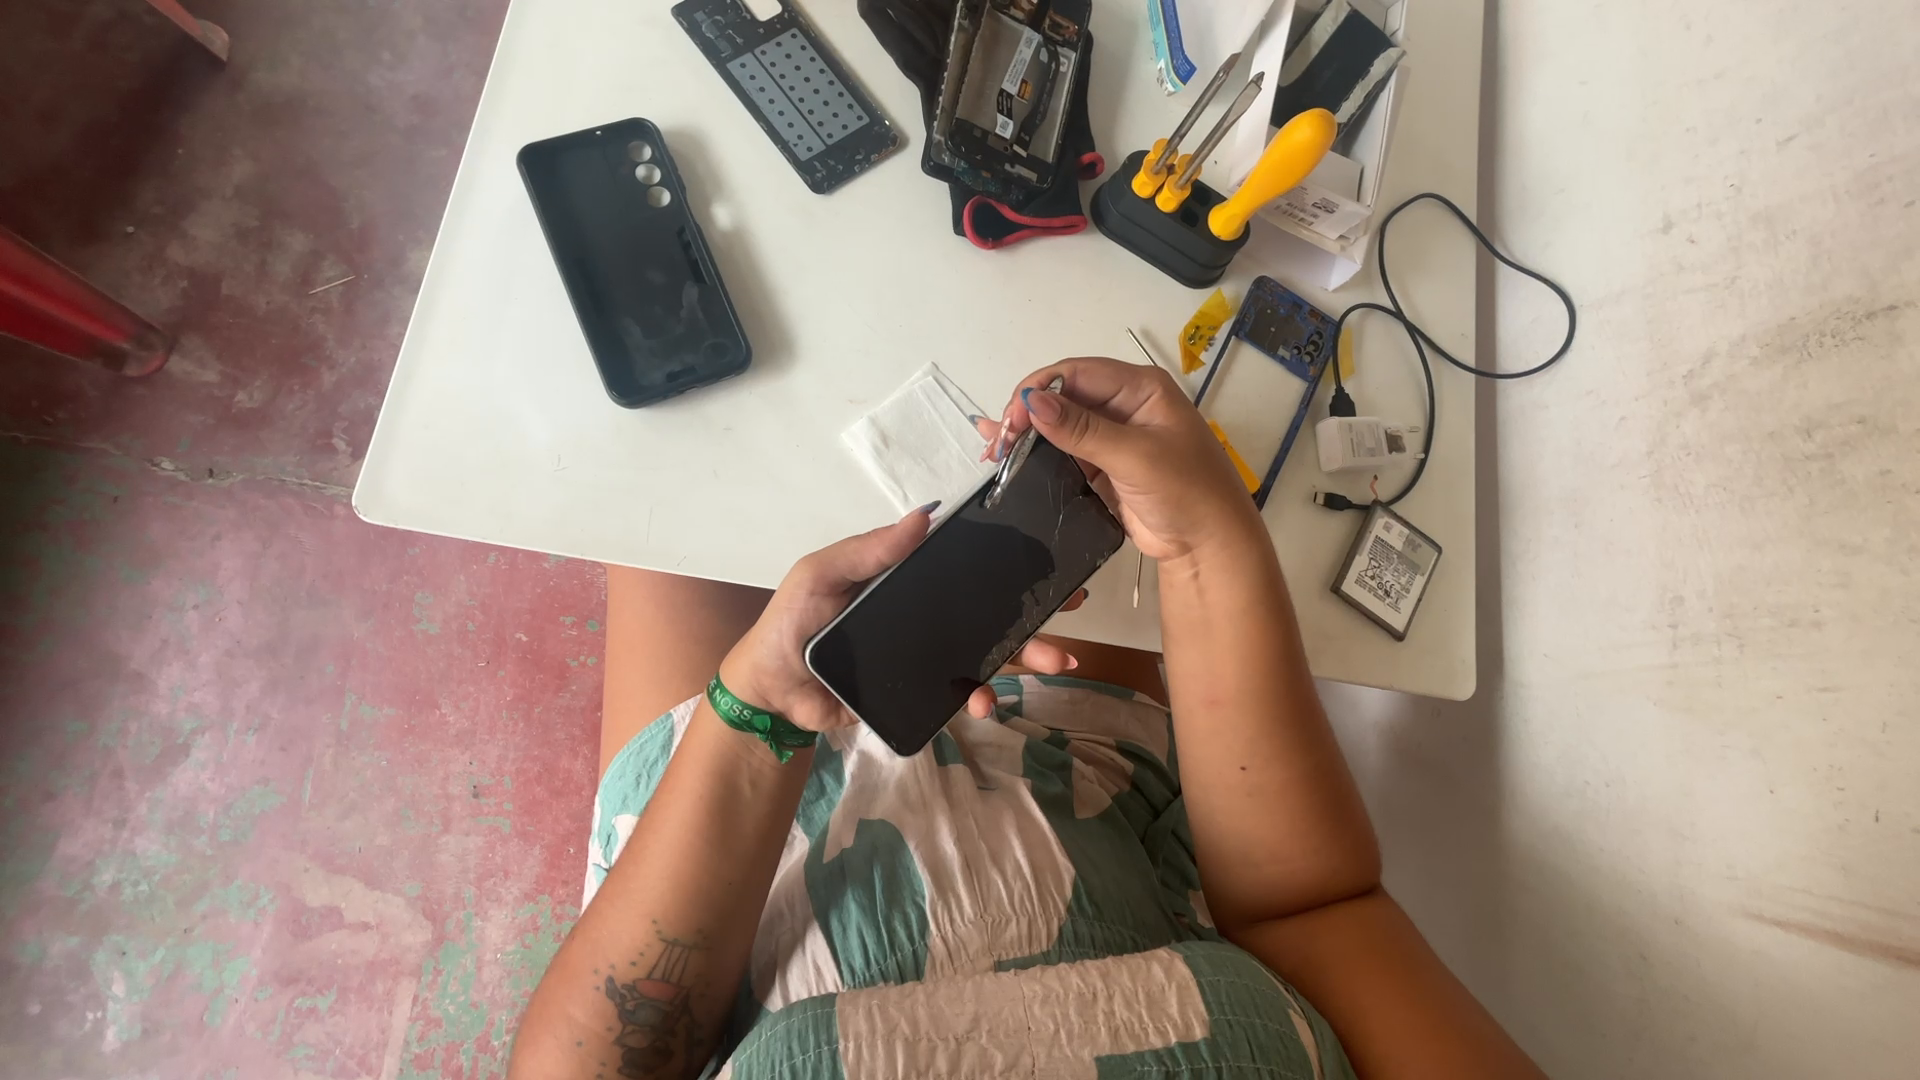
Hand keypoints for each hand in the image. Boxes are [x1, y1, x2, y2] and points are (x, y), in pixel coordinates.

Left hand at [718, 508, 1084, 736]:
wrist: (773, 688)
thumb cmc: (794, 619)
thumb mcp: (823, 573)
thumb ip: (869, 550)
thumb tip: (925, 515)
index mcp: (909, 579)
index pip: (965, 564)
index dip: (1007, 559)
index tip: (1048, 553)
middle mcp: (928, 613)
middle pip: (991, 608)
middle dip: (1036, 608)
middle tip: (1075, 603)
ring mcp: (929, 653)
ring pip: (989, 651)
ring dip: (1026, 656)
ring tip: (1056, 662)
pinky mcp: (922, 691)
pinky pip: (960, 691)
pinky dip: (980, 696)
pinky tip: (985, 703)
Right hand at [985, 357, 1265, 565]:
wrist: (1208, 545)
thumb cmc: (1185, 491)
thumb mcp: (1134, 456)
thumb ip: (1082, 430)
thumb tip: (1032, 402)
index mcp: (1140, 388)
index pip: (1077, 374)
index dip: (1039, 390)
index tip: (1011, 419)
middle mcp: (1123, 405)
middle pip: (1063, 396)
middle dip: (1027, 413)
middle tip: (998, 442)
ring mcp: (1111, 437)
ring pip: (1058, 425)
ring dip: (1026, 435)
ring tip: (992, 451)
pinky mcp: (1101, 466)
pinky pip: (1063, 453)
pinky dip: (1036, 456)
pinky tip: (1006, 459)